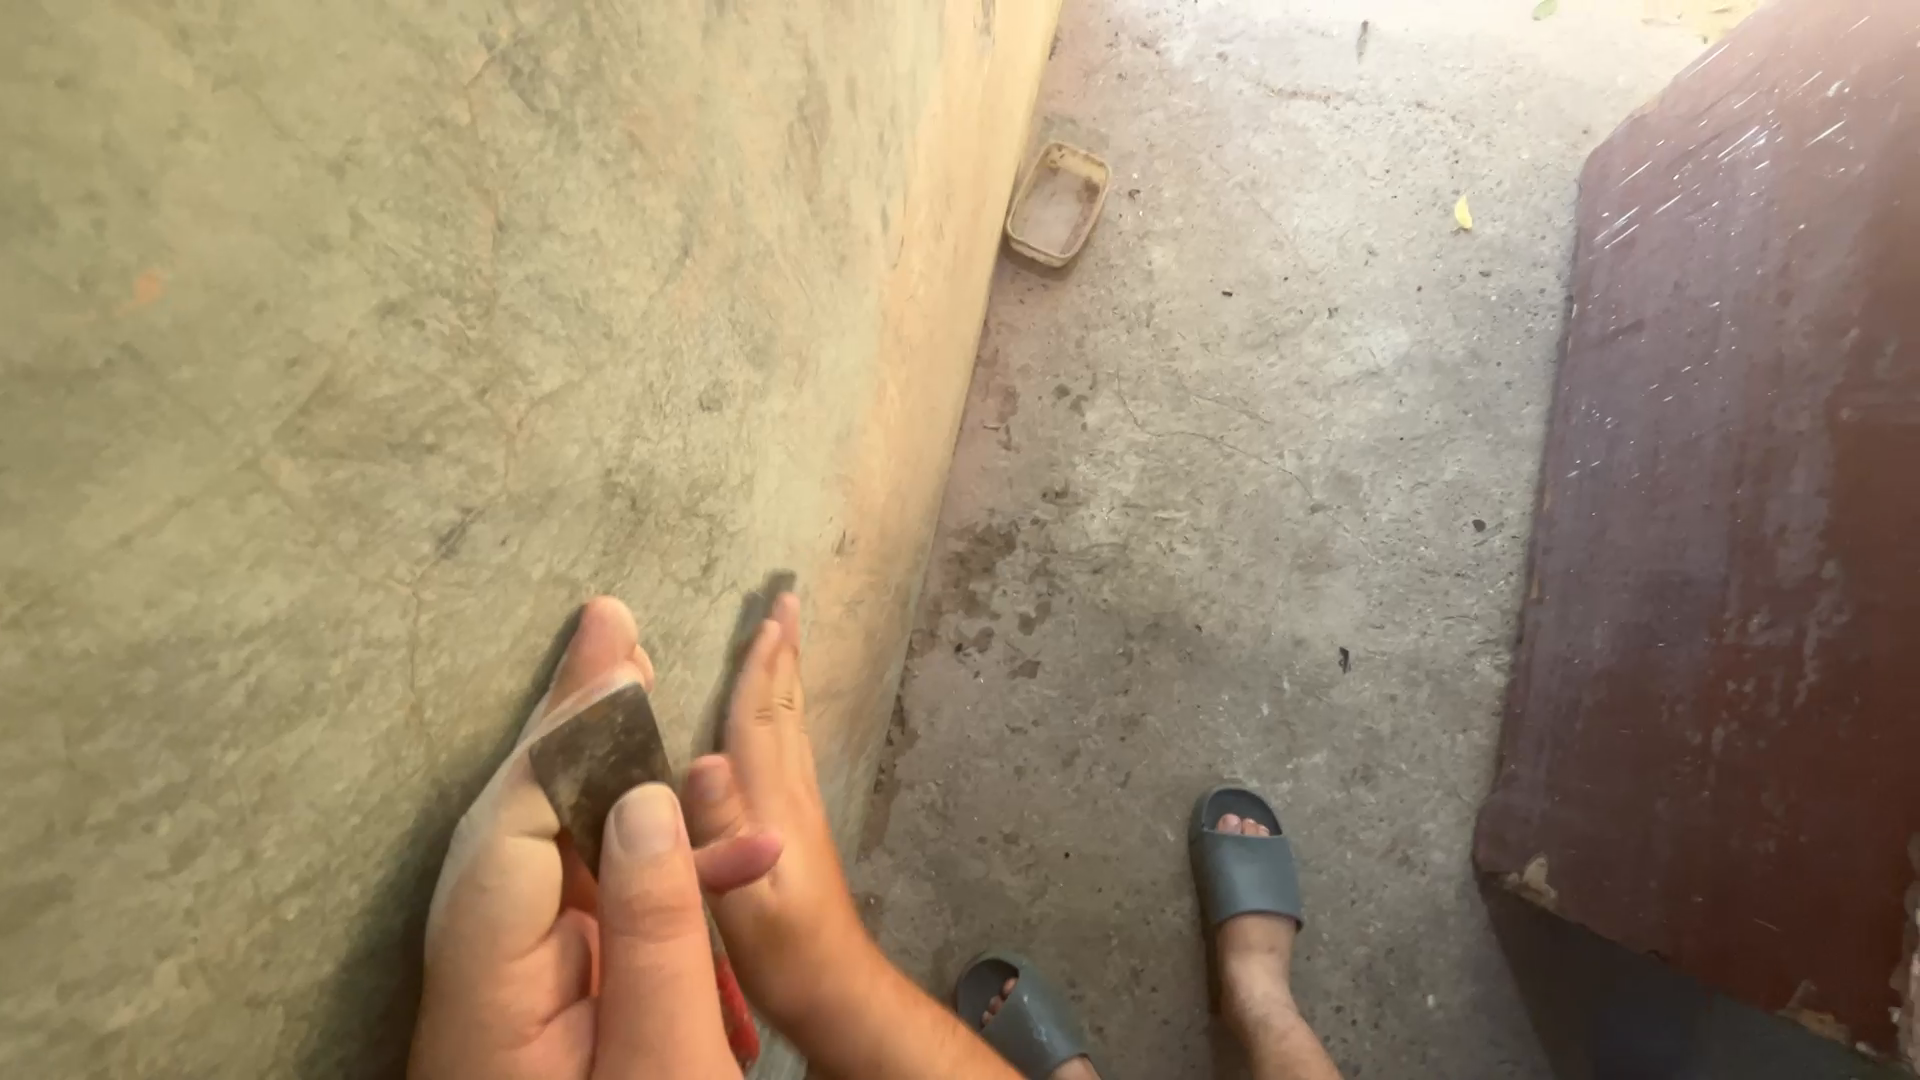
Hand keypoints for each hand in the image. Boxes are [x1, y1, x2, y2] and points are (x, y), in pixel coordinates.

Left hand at [411, 598, 781, 1079]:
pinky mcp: (567, 982)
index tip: (618, 669)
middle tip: (608, 629)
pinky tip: (730, 850)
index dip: (563, 749)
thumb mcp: (667, 1067)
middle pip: (516, 822)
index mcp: (487, 1012)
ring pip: (566, 846)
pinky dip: (666, 853)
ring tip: (654, 686)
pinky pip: (608, 889)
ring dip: (625, 773)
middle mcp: (485, 982)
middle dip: (568, 722)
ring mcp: (527, 980)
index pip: (507, 845)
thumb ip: (655, 933)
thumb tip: (641, 803)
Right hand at [681, 593, 881, 1039]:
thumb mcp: (743, 896)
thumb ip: (724, 829)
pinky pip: (791, 745)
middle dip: (785, 651)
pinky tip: (780, 714)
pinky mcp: (799, 819)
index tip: (769, 615)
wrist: (831, 978)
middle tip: (789, 603)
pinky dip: (785, 712)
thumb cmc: (780, 944)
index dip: (761, 665)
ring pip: (791, 721)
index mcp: (772, 797)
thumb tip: (705, 759)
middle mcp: (791, 787)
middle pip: (785, 705)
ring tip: (786, 640)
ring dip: (787, 674)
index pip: (761, 717)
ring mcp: (799, 801)